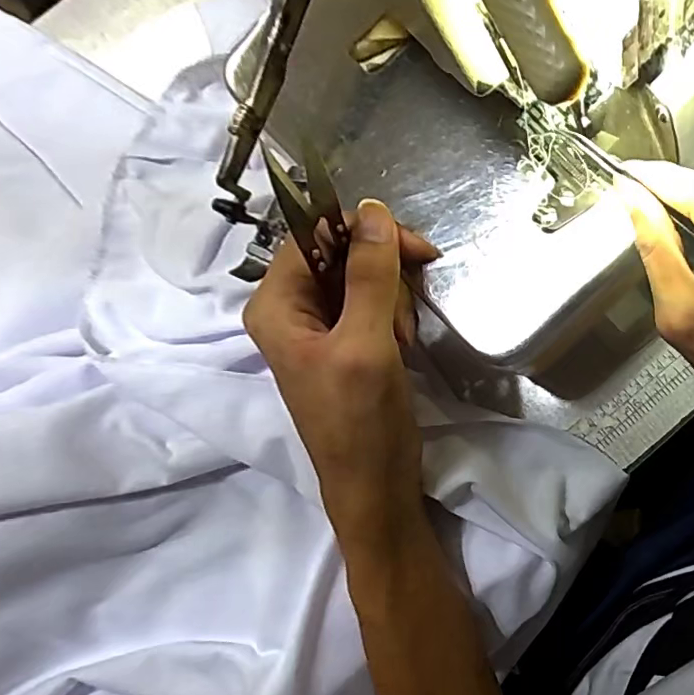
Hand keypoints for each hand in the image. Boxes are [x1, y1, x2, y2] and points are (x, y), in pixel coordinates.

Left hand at [243, 198, 440, 507]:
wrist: (375, 482)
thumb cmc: (360, 418)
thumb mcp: (365, 344)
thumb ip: (369, 277)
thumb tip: (375, 211)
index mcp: (276, 305)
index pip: (314, 237)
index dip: (364, 233)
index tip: (417, 250)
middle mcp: (294, 311)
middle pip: (342, 256)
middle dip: (384, 276)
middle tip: (405, 314)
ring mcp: (323, 330)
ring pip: (365, 281)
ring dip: (394, 300)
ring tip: (403, 341)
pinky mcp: (351, 346)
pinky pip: (374, 307)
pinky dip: (396, 317)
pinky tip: (404, 344)